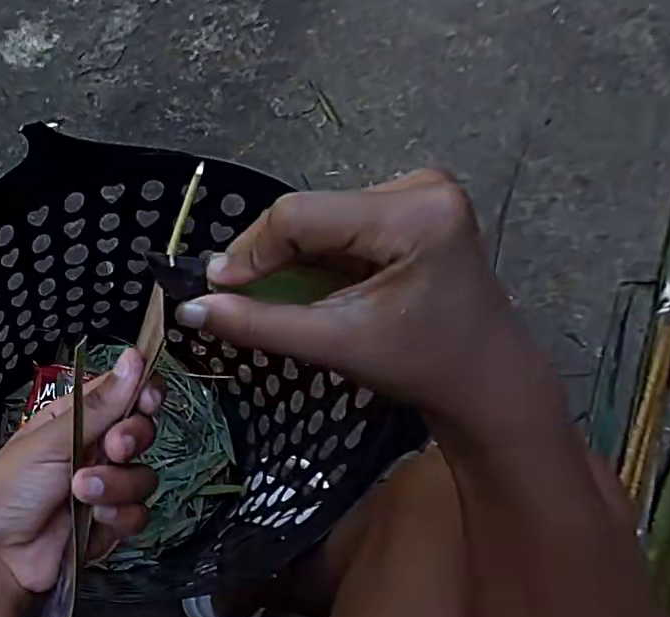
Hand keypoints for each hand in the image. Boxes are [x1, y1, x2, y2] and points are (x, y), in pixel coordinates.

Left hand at [0, 347, 163, 594]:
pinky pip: (138, 514)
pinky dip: (121, 515)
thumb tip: (134, 358)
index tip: (148, 398)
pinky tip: (96, 518)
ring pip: (142, 476)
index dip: (141, 393)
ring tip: (81, 492)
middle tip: (113, 447)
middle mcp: (90, 451)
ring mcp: (102, 490)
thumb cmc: (8, 490)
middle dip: (131, 438)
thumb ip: (99, 405)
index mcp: (71, 422)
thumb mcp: (49, 441)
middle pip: (140, 432)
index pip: (120, 396)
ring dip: (117, 483)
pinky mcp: (108, 525)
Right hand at [174, 170, 568, 443]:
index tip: (212, 292)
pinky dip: (301, 263)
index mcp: (411, 213)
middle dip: (261, 259)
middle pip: (303, 214)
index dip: (247, 253)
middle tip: (230, 301)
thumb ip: (256, 324)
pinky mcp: (403, 212)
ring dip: (278, 263)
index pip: (298, 215)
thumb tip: (190, 309)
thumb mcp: (331, 344)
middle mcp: (415, 187)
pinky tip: (297, 291)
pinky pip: (329, 231)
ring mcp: (412, 195)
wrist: (478, 375)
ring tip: (262, 301)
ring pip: (311, 222)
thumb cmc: (415, 363)